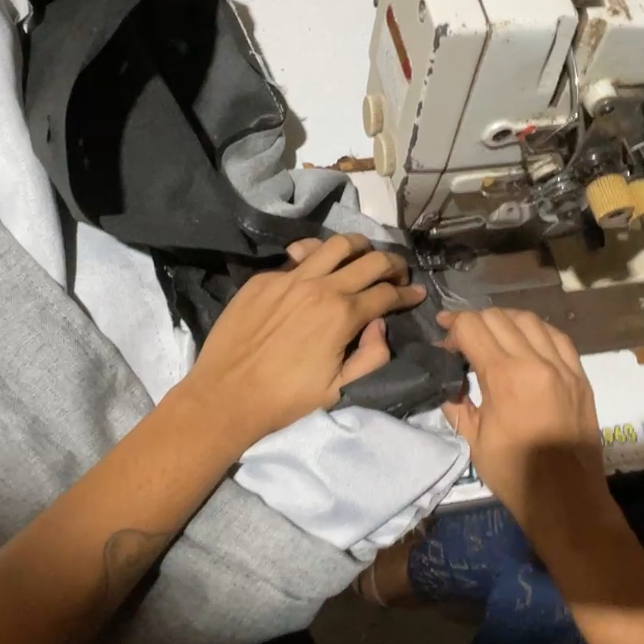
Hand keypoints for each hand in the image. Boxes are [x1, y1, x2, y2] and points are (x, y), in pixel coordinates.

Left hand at [180, 234, 426, 448]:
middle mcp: (320, 287)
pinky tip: (319, 262)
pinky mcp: (264, 278)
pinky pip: (299, 254)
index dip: (408, 293)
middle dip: (392, 264)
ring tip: (364, 255)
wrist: (227, 394)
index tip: (416, 294)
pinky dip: (317, 254)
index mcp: (343, 315)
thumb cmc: (286, 399)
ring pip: (335, 244)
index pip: (387, 293)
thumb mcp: (340, 390)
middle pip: (370, 260)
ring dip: (359, 247)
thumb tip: (381, 325)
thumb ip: (373, 357)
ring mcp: (290, 278)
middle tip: (398, 272)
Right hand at [438, 308, 609, 530]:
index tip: (444, 342)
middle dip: (473, 322)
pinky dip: (535, 331)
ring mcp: (563, 366)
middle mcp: (536, 361)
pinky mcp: (580, 375)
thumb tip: (447, 381)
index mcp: (505, 377)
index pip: (472, 327)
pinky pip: (556, 336)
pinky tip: (525, 342)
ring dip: (504, 321)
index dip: (452, 328)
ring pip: (529, 320)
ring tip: (492, 336)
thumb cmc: (513, 473)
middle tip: (462, 340)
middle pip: (498, 317)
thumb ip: (457, 403)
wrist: (566, 497)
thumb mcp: (473, 439)